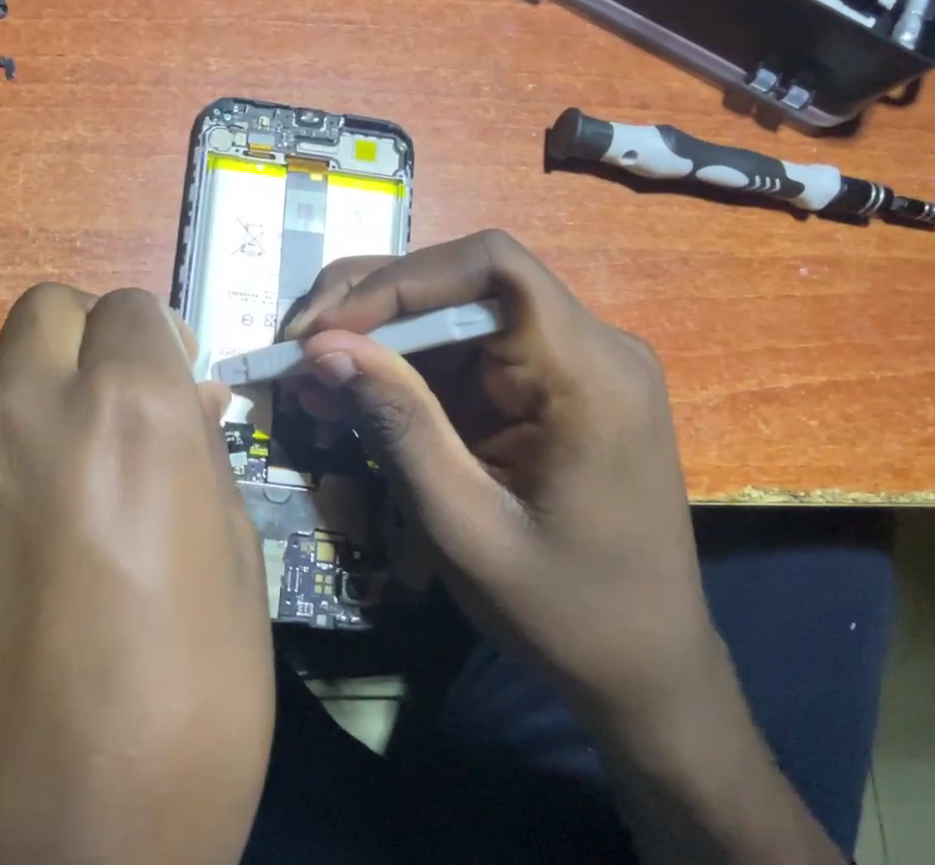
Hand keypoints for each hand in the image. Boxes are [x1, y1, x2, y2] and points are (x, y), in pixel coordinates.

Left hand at [0, 284, 273, 864]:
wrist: (51, 835)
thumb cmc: (190, 707)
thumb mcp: (238, 570)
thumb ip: (202, 462)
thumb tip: (188, 405)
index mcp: (131, 413)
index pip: (134, 309)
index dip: (163, 341)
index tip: (181, 386)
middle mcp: (33, 411)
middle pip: (49, 310)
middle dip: (94, 339)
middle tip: (129, 407)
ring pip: (3, 370)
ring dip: (46, 389)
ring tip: (81, 470)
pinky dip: (7, 446)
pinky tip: (33, 525)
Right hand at [284, 229, 717, 730]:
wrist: (642, 666)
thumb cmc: (564, 611)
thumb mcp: (463, 526)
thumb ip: (398, 425)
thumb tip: (322, 348)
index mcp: (588, 373)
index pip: (491, 268)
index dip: (398, 281)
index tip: (325, 331)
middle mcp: (585, 346)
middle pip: (463, 283)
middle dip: (368, 307)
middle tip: (292, 351)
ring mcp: (566, 366)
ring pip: (452, 316)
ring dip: (373, 341)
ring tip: (306, 378)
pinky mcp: (543, 390)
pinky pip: (462, 357)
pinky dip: (399, 372)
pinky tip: (348, 396)